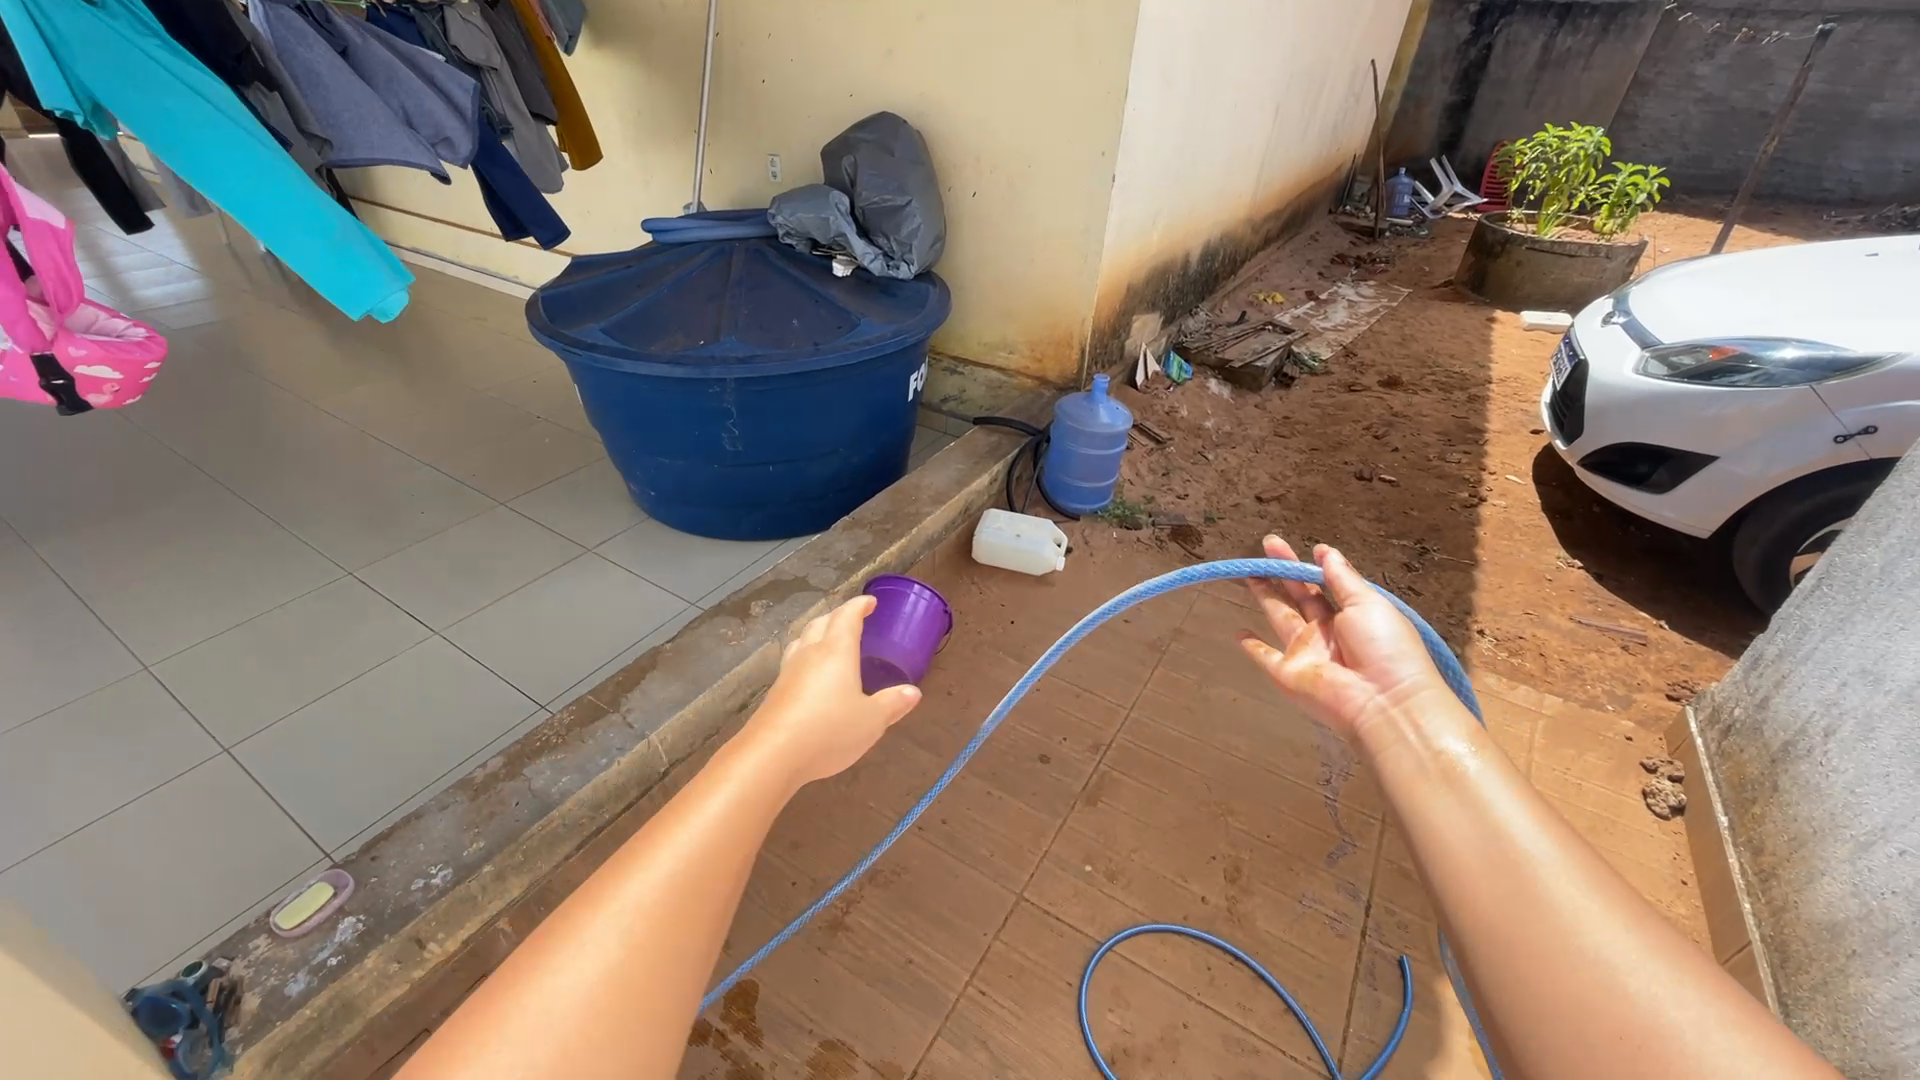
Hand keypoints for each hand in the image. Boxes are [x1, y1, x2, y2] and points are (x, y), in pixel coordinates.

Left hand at [739, 596, 921, 788]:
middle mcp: (810, 655)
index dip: (859, 606)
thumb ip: (892, 704)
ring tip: (827, 641)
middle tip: (850, 619)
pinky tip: (809, 677)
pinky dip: (805, 659)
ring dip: (815, 634)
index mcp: (836, 652)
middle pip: (820, 623)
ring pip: (801, 641)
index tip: (869, 602)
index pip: (847, 617)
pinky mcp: (775, 693)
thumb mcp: (871, 721)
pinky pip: (792, 664)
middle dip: (836, 616)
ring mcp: (788, 673)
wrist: (772, 755)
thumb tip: (912, 692)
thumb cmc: (829, 730)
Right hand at [1238, 536, 1459, 741]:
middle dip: (1283, 571)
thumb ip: (1343, 578)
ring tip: (1249, 573)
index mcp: (1350, 614)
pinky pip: (1266, 658)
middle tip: (1266, 545)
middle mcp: (1326, 631)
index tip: (1299, 546)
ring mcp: (1305, 652)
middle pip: (1299, 595)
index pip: (1325, 584)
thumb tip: (1324, 551)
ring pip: (1280, 617)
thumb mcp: (1368, 604)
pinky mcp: (1286, 673)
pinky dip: (1252, 648)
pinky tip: (1239, 635)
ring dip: (1265, 596)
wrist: (1384, 702)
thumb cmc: (1384, 647)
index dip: (1311, 565)